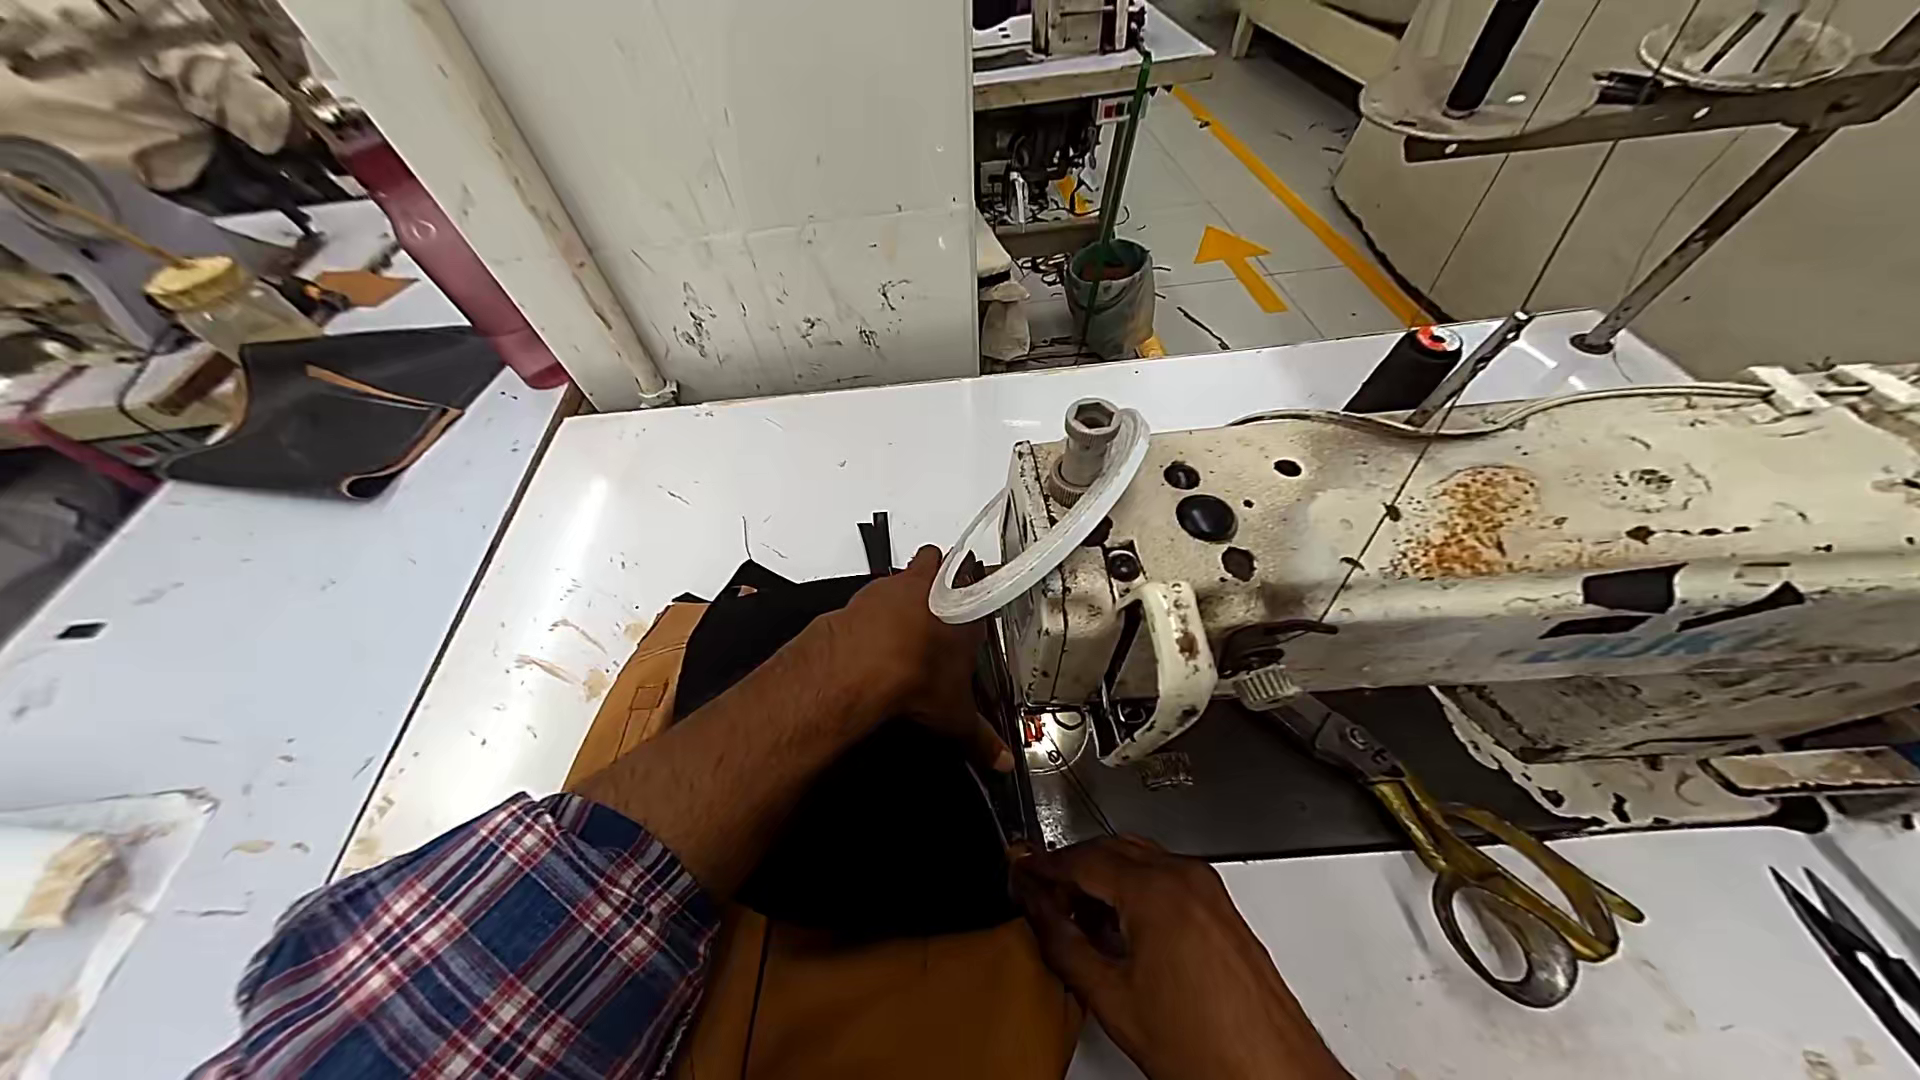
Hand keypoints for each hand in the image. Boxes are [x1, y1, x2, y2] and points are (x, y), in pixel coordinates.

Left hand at [821, 546, 1011, 772]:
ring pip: (901, 576)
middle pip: (938, 564)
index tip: (974, 612)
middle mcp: (929, 588)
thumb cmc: (914, 673)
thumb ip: (981, 738)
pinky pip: (867, 598)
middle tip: (938, 605)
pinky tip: (871, 642)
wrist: (861, 666)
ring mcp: (892, 589)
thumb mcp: (955, 715)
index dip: (977, 595)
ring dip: (901, 595)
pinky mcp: (859, 597)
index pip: (981, 587)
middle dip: (938, 577)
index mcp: (964, 609)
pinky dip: (868, 615)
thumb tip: (999, 758)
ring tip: (903, 629)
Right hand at [1013, 836, 1351, 1079]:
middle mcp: (1185, 877)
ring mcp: (1207, 889)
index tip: (1024, 870)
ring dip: (1102, 874)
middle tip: (1042, 891)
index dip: (1045, 865)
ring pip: (1138, 858)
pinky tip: (1117, 923)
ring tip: (1075, 911)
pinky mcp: (1219, 906)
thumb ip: (1063, 944)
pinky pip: (1164, 875)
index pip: (1083, 858)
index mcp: (1156, 891)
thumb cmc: (1212, 1053)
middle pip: (1110, 848)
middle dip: (1071, 866)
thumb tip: (1037, 910)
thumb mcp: (1113, 999)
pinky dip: (1132, 885)